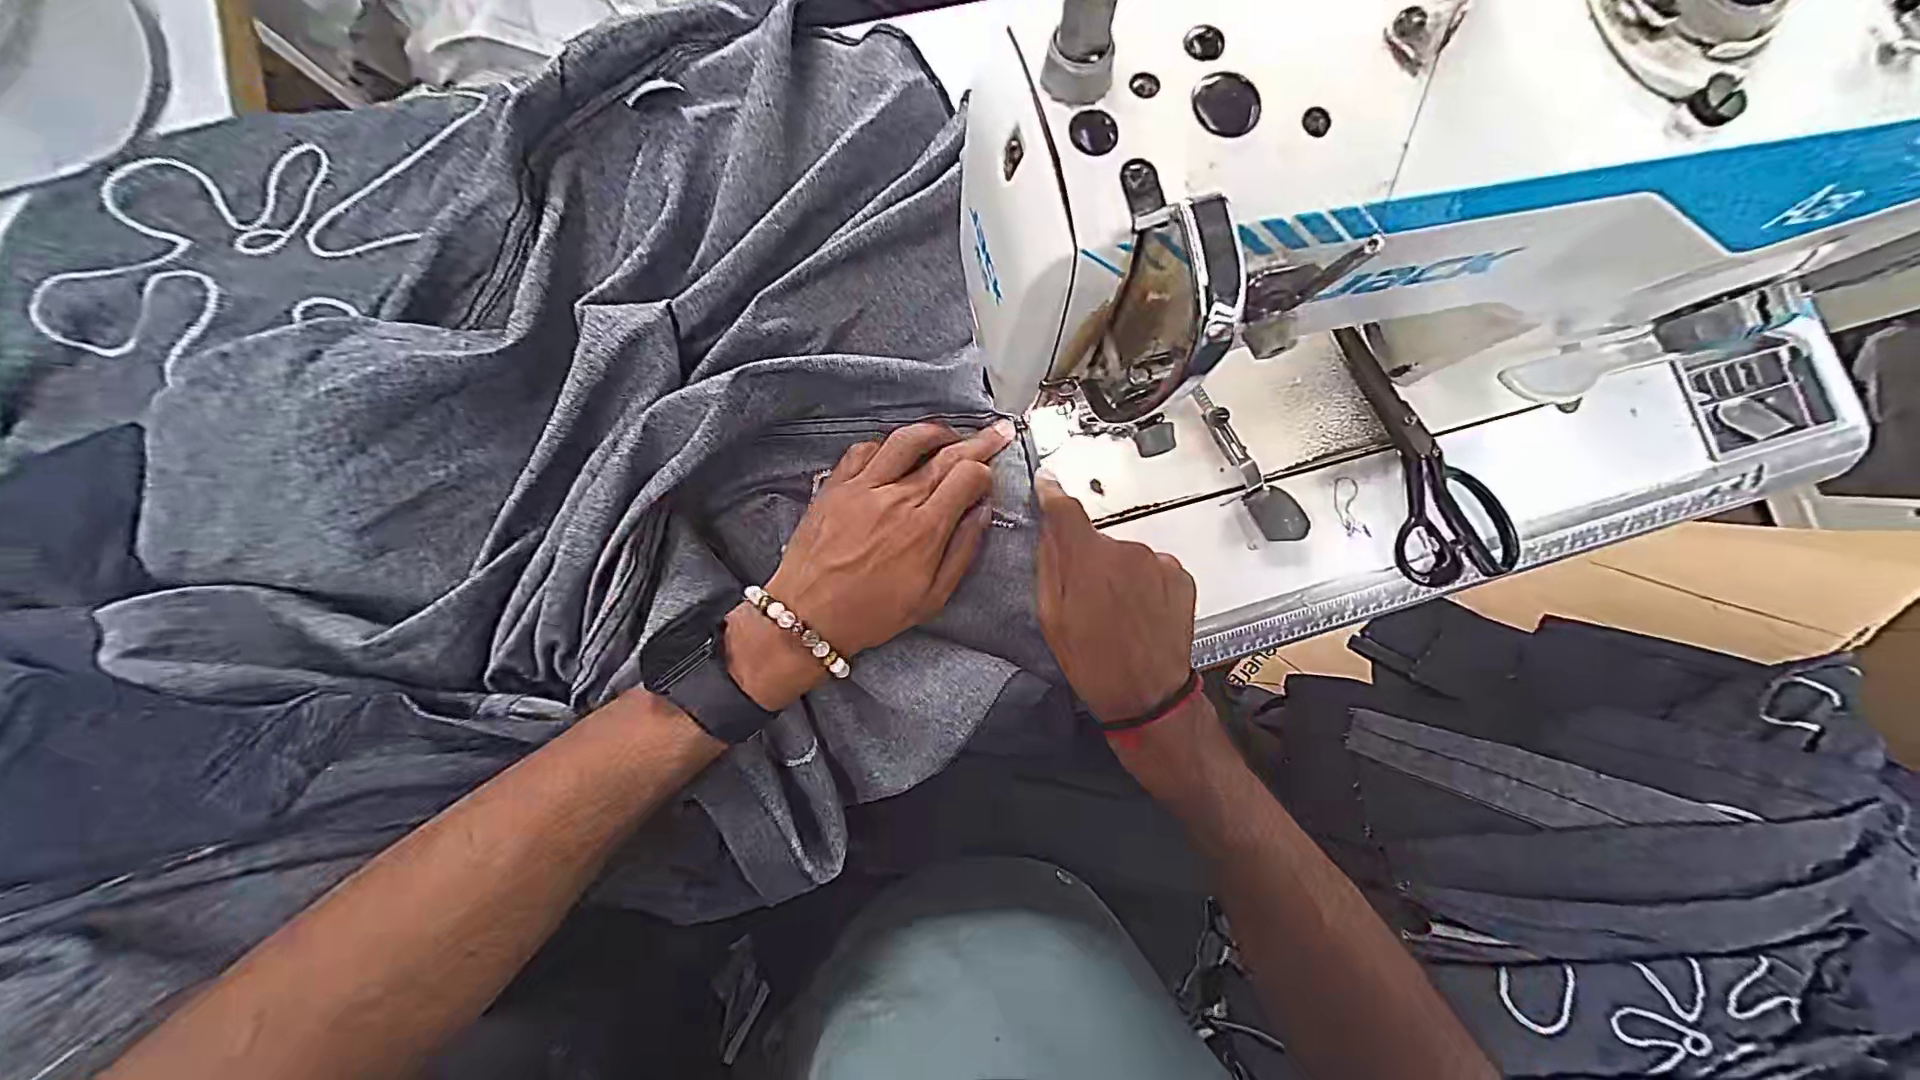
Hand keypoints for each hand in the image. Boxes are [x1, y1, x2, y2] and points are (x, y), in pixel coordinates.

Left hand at [728, 420, 1011, 708]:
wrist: (808, 617)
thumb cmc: (870, 614)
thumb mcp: (932, 598)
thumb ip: (962, 551)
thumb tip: (981, 514)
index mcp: (925, 529)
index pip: (968, 475)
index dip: (987, 468)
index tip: (990, 473)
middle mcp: (896, 500)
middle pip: (946, 454)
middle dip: (977, 441)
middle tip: (994, 432)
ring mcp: (863, 489)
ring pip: (906, 439)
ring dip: (934, 431)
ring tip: (948, 434)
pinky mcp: (836, 487)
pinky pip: (864, 449)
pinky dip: (886, 443)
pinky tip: (895, 451)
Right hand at [1034, 469, 1196, 723]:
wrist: (1146, 694)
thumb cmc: (1096, 662)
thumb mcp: (1051, 616)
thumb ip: (1048, 564)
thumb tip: (1048, 532)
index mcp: (1087, 559)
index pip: (1065, 508)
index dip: (1052, 493)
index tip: (1047, 483)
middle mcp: (1125, 551)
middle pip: (1097, 538)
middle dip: (1088, 559)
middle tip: (1086, 597)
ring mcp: (1156, 563)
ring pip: (1125, 555)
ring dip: (1118, 573)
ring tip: (1115, 613)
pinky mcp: (1179, 575)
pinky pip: (1151, 567)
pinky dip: (1144, 583)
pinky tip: (1138, 612)